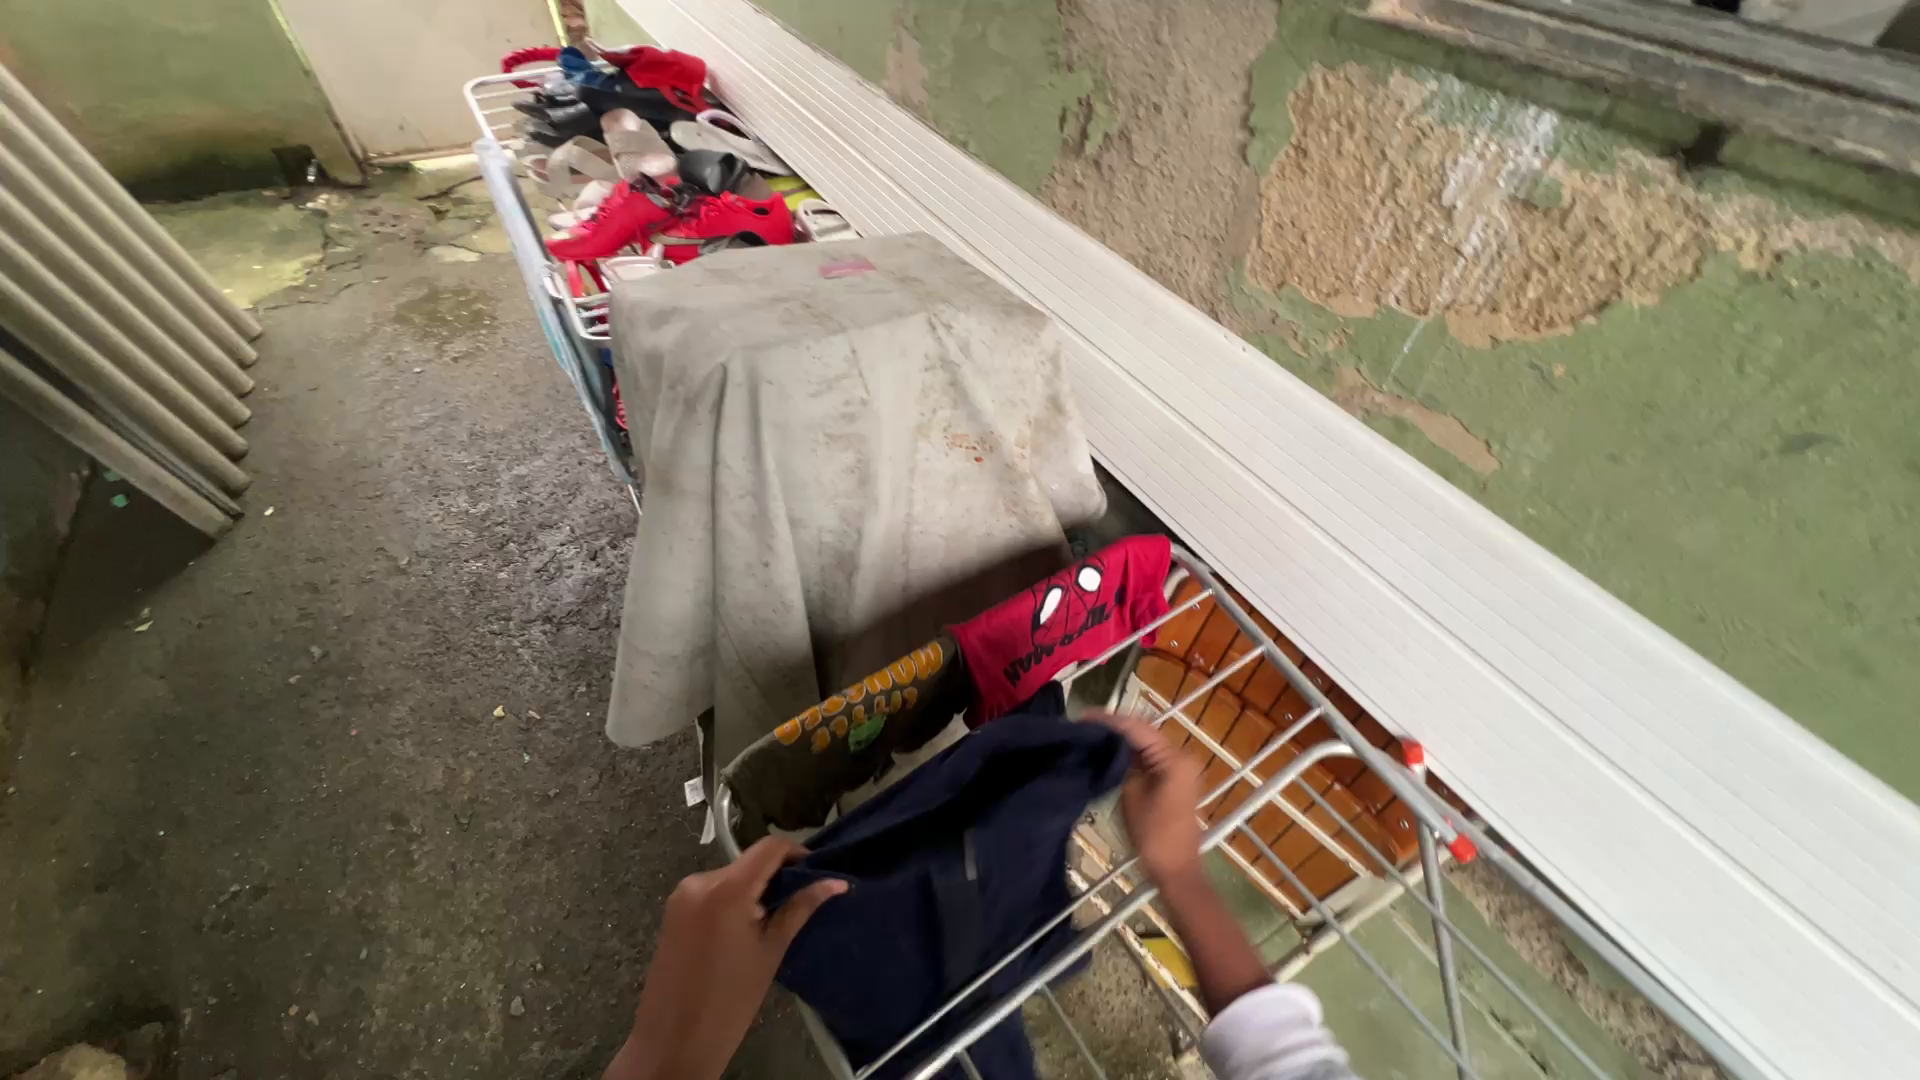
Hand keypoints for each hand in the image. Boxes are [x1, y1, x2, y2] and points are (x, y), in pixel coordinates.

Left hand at [605, 837, 846, 1079]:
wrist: (671, 1045)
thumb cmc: (729, 1001)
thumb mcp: (771, 951)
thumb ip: (801, 907)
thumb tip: (837, 883)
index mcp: (726, 889)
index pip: (769, 847)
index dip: (796, 852)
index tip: (814, 872)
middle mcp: (699, 881)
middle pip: (749, 862)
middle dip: (775, 877)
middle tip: (796, 902)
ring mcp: (681, 894)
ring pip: (731, 875)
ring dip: (753, 889)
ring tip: (769, 921)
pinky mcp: (672, 909)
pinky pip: (711, 890)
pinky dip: (732, 899)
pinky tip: (741, 928)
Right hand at [1096, 712, 1202, 885]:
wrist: (1176, 869)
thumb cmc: (1153, 834)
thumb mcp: (1131, 793)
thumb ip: (1122, 761)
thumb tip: (1109, 742)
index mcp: (1173, 758)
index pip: (1136, 728)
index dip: (1108, 720)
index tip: (1081, 716)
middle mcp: (1181, 755)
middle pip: (1143, 731)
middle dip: (1114, 726)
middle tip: (1083, 724)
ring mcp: (1181, 767)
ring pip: (1146, 742)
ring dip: (1121, 738)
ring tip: (1091, 733)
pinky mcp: (1175, 777)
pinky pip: (1151, 756)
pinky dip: (1131, 752)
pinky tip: (1109, 749)